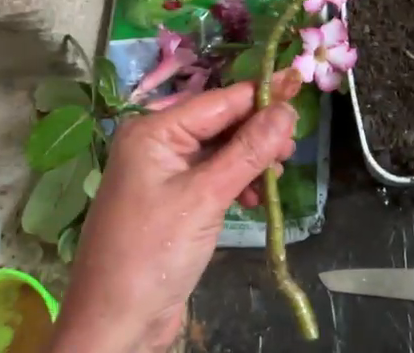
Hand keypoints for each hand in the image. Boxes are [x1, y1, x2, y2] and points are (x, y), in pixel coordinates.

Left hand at [46, 73, 301, 352]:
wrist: (113, 327)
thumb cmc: (152, 254)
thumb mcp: (205, 198)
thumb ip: (248, 150)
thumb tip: (287, 110)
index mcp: (154, 130)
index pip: (220, 100)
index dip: (262, 95)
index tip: (300, 84)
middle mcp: (157, 143)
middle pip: (221, 122)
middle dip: (258, 131)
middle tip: (292, 147)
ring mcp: (163, 173)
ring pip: (220, 150)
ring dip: (251, 159)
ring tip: (279, 173)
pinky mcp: (173, 200)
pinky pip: (213, 175)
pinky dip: (237, 181)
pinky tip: (256, 196)